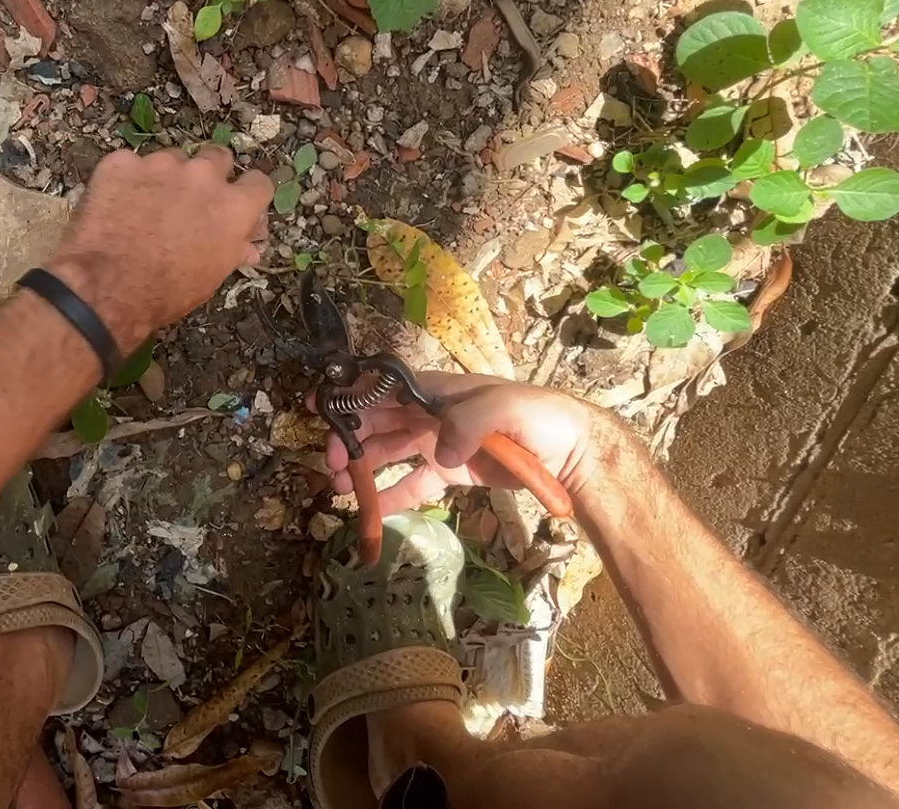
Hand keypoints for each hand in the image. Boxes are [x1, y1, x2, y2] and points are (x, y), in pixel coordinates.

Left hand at [47, 145, 271, 348]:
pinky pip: (130, 164)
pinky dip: (127, 180)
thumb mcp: (210, 278)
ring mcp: (160, 164)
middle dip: (208, 176)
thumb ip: (232, 251)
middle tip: (189, 202)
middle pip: (218, 158)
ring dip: (167, 176)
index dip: (247, 195)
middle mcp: (203, 175)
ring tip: (147, 206)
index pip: (259, 183)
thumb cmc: (166, 292)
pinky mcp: (121, 163)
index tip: (235, 205)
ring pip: (172, 158)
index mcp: (233, 206)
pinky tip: (117, 205)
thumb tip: (248, 248)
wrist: (106, 287)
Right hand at [325, 373, 637, 516]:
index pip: (382, 387)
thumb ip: (468, 422)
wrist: (575, 451)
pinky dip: (391, 495)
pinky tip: (372, 510)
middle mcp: (429, 413)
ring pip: (388, 451)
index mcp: (436, 391)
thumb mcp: (506, 408)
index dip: (350, 395)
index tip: (323, 408)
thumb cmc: (539, 417)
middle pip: (377, 421)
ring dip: (362, 466)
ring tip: (339, 486)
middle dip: (350, 439)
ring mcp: (439, 442)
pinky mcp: (451, 471)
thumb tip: (437, 452)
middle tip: (332, 464)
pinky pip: (413, 482)